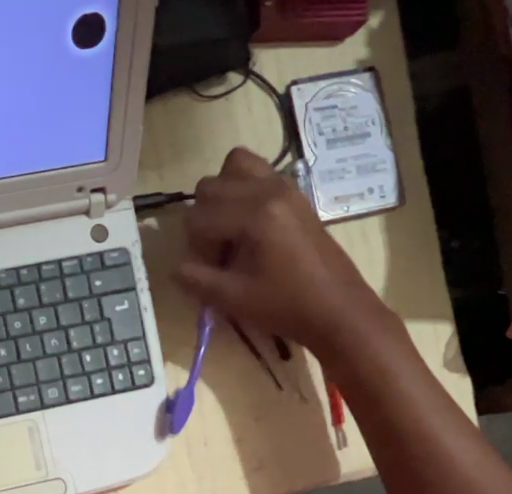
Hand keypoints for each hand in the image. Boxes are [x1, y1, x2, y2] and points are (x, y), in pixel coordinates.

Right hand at [177, 147, 396, 356]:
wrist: (336, 308)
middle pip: (210, 187)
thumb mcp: (233, 299)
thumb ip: (196, 280)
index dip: (194, 248)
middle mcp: (268, 189)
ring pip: (234, 166)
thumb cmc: (285, 306)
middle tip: (218, 253)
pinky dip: (243, 190)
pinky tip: (249, 226)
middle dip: (204, 219)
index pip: (197, 217)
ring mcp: (284, 186)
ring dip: (222, 195)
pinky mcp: (295, 192)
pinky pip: (258, 172)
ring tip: (230, 228)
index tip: (209, 272)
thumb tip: (175, 268)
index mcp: (254, 214)